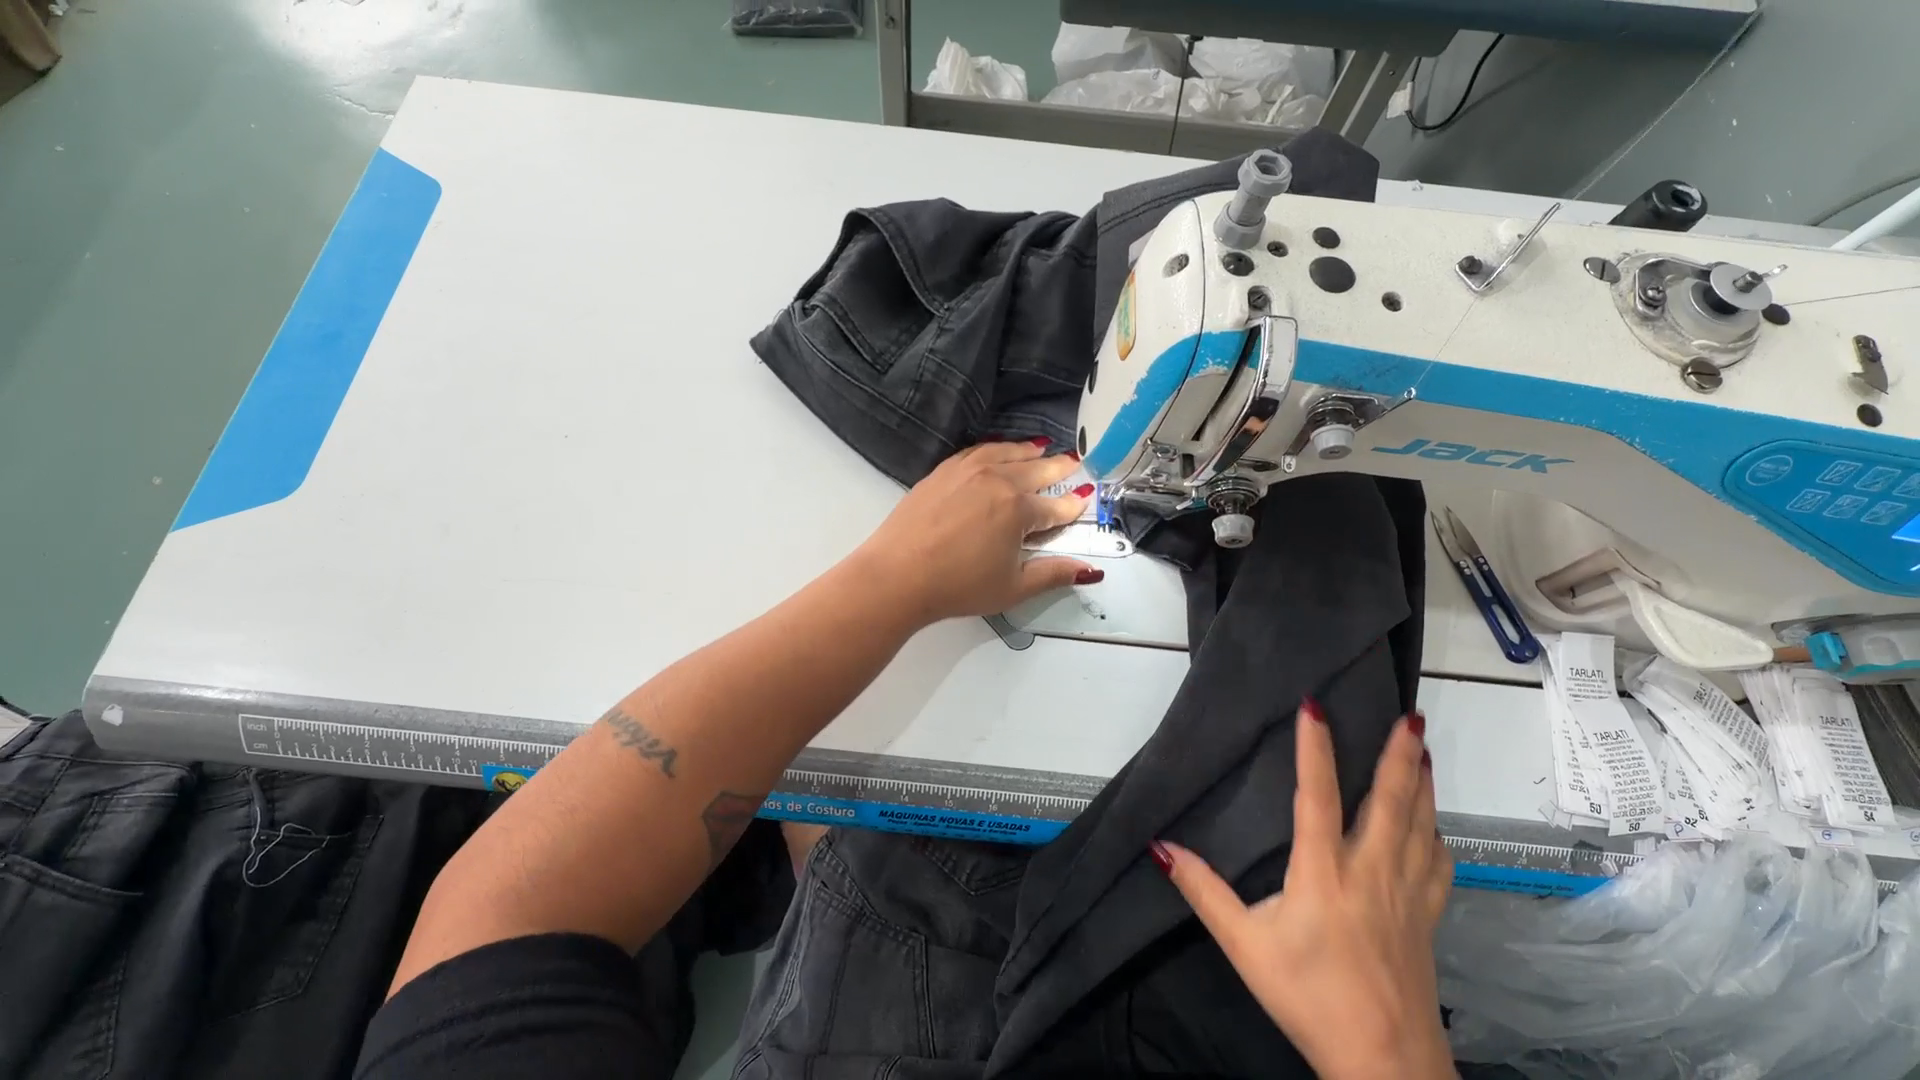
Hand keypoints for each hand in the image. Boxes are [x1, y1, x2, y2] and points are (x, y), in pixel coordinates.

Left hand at [851, 439, 1097, 625]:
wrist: (897, 575)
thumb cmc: (957, 587)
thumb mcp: (1013, 588)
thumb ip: (1053, 574)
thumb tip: (1090, 571)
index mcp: (1019, 509)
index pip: (1056, 507)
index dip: (1073, 506)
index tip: (1085, 500)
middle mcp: (997, 480)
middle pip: (1036, 470)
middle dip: (1058, 468)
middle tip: (1073, 463)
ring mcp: (967, 471)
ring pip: (1007, 453)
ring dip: (1028, 452)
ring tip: (1042, 450)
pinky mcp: (943, 471)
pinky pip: (978, 451)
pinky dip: (996, 449)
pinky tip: (999, 452)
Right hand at [1156, 704, 1455, 1079]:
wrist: (1385, 1062)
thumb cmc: (1307, 997)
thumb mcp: (1243, 945)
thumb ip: (1203, 892)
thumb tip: (1162, 847)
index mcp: (1322, 871)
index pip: (1316, 795)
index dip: (1314, 747)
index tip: (1314, 704)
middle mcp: (1371, 870)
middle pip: (1389, 801)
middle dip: (1398, 755)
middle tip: (1408, 716)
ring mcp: (1406, 893)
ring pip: (1421, 825)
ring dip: (1422, 784)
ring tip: (1423, 750)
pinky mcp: (1426, 918)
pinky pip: (1438, 864)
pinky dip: (1437, 834)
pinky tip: (1435, 826)